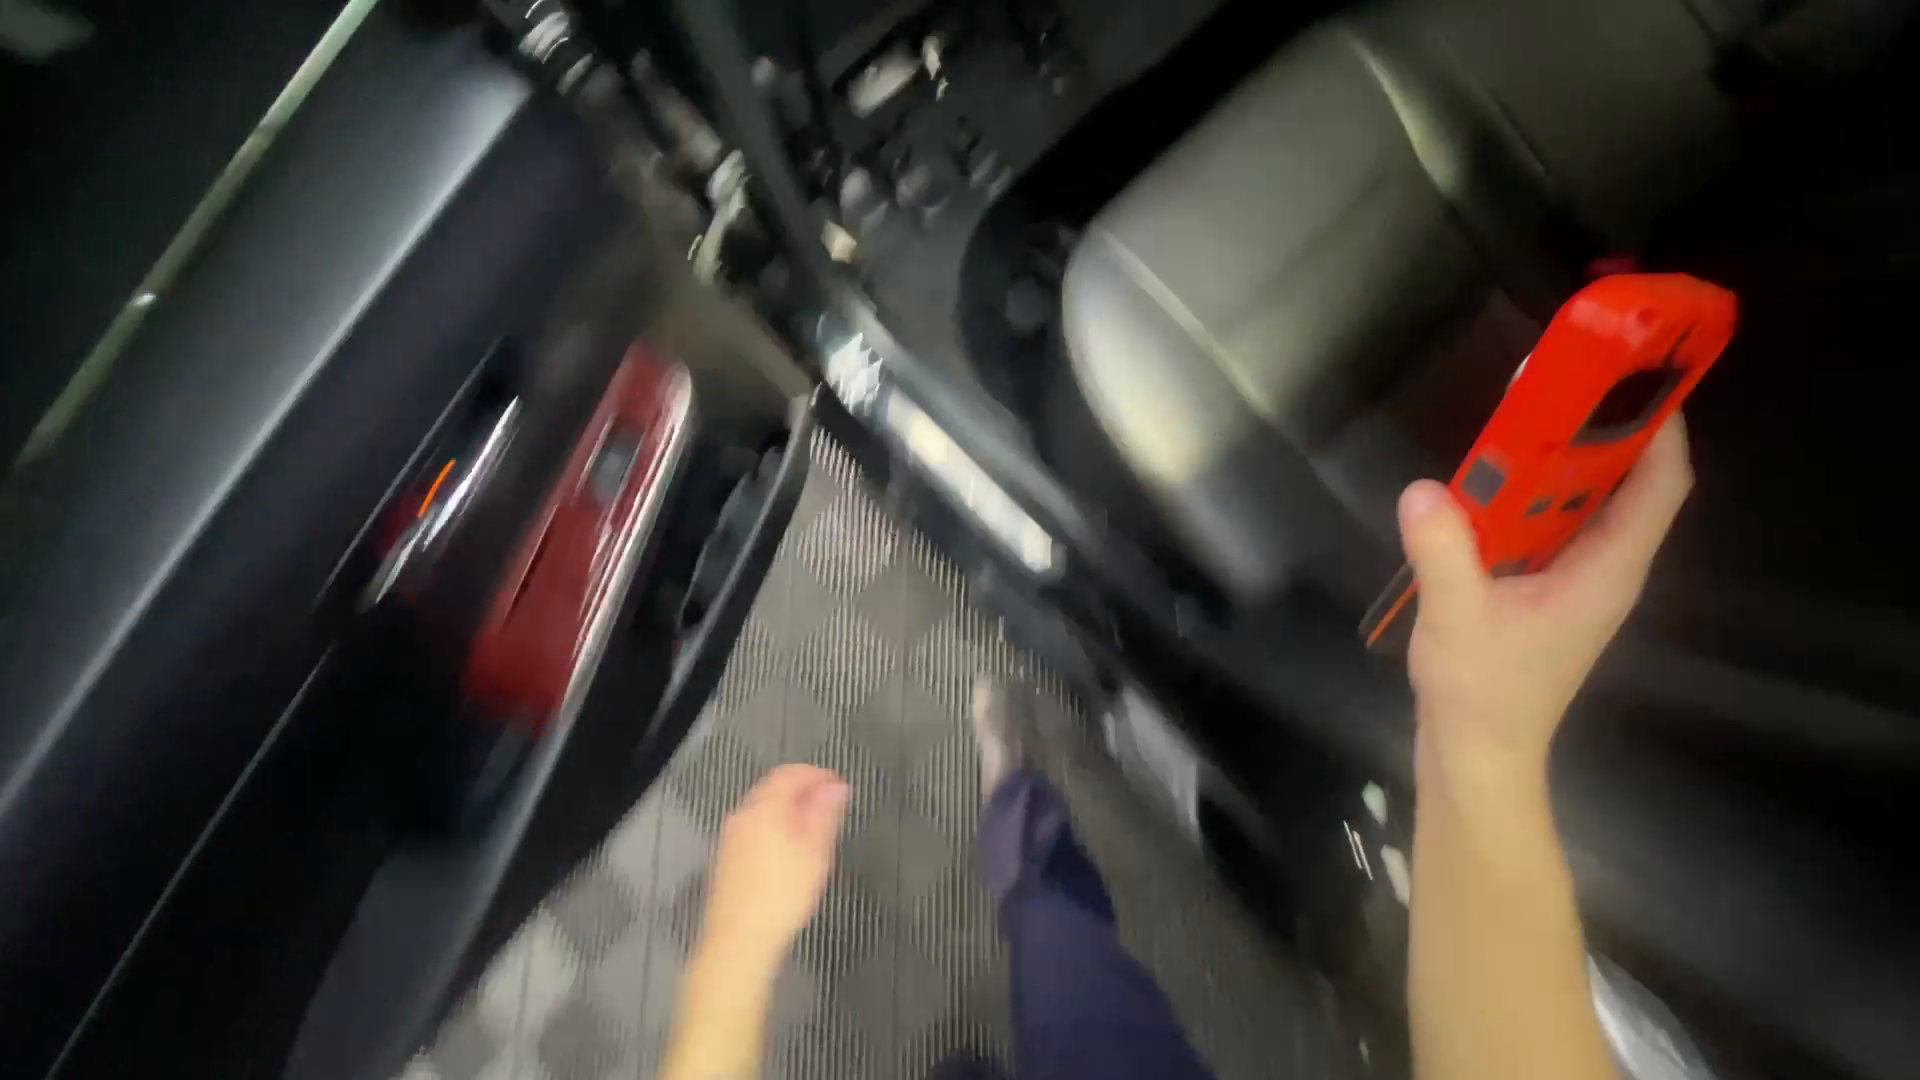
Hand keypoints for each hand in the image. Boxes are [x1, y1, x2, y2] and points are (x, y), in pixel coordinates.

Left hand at [697, 764, 850, 967]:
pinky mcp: (728, 859)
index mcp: (765, 808)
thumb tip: (836, 787)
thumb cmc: (779, 897)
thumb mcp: (815, 851)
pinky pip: (755, 829)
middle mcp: (743, 817)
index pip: (791, 773)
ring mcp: (732, 838)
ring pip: (765, 810)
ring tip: (814, 830)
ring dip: (790, 810)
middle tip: (829, 805)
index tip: (837, 785)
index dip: (817, 774)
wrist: (738, 941)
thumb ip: (826, 812)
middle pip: (775, 789)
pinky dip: (775, 828)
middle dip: (803, 792)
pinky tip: (790, 852)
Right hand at [1398, 418, 1692, 773]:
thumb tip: (1421, 489)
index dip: (1656, 431)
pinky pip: (1544, 534)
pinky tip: (1478, 499)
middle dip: (1592, 439)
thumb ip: (1442, 552)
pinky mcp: (1539, 597)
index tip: (1625, 381)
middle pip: (1618, 490)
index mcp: (1605, 571)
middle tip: (1545, 396)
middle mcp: (1600, 572)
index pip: (1657, 487)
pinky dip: (1521, 506)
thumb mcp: (1456, 617)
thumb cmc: (1483, 689)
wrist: (1476, 751)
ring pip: (1577, 512)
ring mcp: (1570, 587)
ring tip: (1509, 434)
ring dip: (1551, 472)